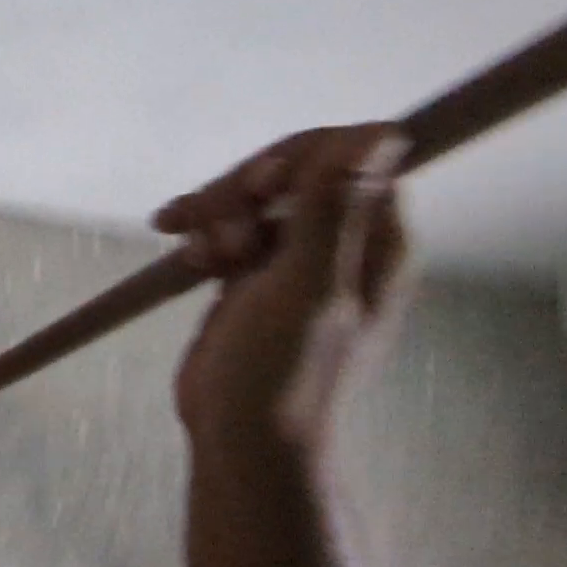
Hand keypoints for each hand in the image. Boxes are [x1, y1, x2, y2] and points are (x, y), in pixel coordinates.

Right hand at [153, 125, 410, 455]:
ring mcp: (291, 259)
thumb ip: (335, 211)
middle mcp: (339, 242)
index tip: (258, 188)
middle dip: (241, 189)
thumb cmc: (282, 369)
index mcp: (374, 241)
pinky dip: (199, 233)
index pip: (349, 156)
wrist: (241, 433)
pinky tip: (185, 256)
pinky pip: (224, 228)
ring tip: (198, 255)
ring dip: (214, 213)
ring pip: (249, 199)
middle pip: (290, 172)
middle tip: (214, 228)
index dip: (297, 158)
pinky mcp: (248, 276)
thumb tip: (382, 133)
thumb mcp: (306, 288)